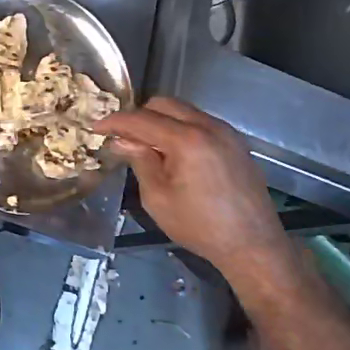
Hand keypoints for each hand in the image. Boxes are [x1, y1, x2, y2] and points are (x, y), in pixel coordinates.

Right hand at [96, 97, 295, 288]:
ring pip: (184, 111)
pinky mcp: (235, 143)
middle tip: (122, 137)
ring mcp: (226, 132)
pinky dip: (180, 129)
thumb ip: (140, 161)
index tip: (95, 127)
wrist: (253, 245)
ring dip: (160, 122)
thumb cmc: (200, 226)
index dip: (115, 121)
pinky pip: (200, 123)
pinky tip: (173, 153)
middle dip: (139, 116)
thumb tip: (122, 141)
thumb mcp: (158, 197)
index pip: (142, 119)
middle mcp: (209, 126)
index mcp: (187, 140)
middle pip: (164, 105)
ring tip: (146, 146)